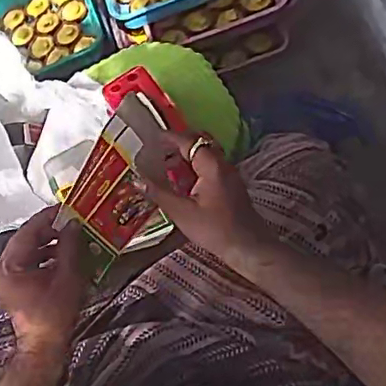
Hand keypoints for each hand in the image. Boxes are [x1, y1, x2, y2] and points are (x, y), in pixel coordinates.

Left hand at [0, 205, 88, 356]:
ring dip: (50, 243)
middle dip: (51, 230)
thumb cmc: (54, 315)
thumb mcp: (67, 277)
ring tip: (73, 239)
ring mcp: (6, 277)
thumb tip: (73, 224)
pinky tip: (65, 256)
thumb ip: (70, 247)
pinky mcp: (14, 285)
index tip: (68, 208)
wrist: (44, 348)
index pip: (29, 230)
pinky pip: (29, 262)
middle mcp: (2, 267)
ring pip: (29, 250)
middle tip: (73, 222)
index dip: (49, 217)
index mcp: (9, 264)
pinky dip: (46, 256)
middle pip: (27, 238)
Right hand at [137, 130, 273, 265]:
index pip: (188, 141)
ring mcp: (229, 174)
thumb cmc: (215, 229)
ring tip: (164, 165)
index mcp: (211, 166)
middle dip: (177, 143)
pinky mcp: (230, 186)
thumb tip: (136, 179)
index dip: (168, 137)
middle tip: (156, 150)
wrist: (249, 248)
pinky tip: (181, 182)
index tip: (149, 138)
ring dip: (186, 156)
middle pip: (199, 142)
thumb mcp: (182, 212)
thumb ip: (158, 193)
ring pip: (205, 154)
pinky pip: (210, 166)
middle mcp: (222, 164)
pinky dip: (194, 167)